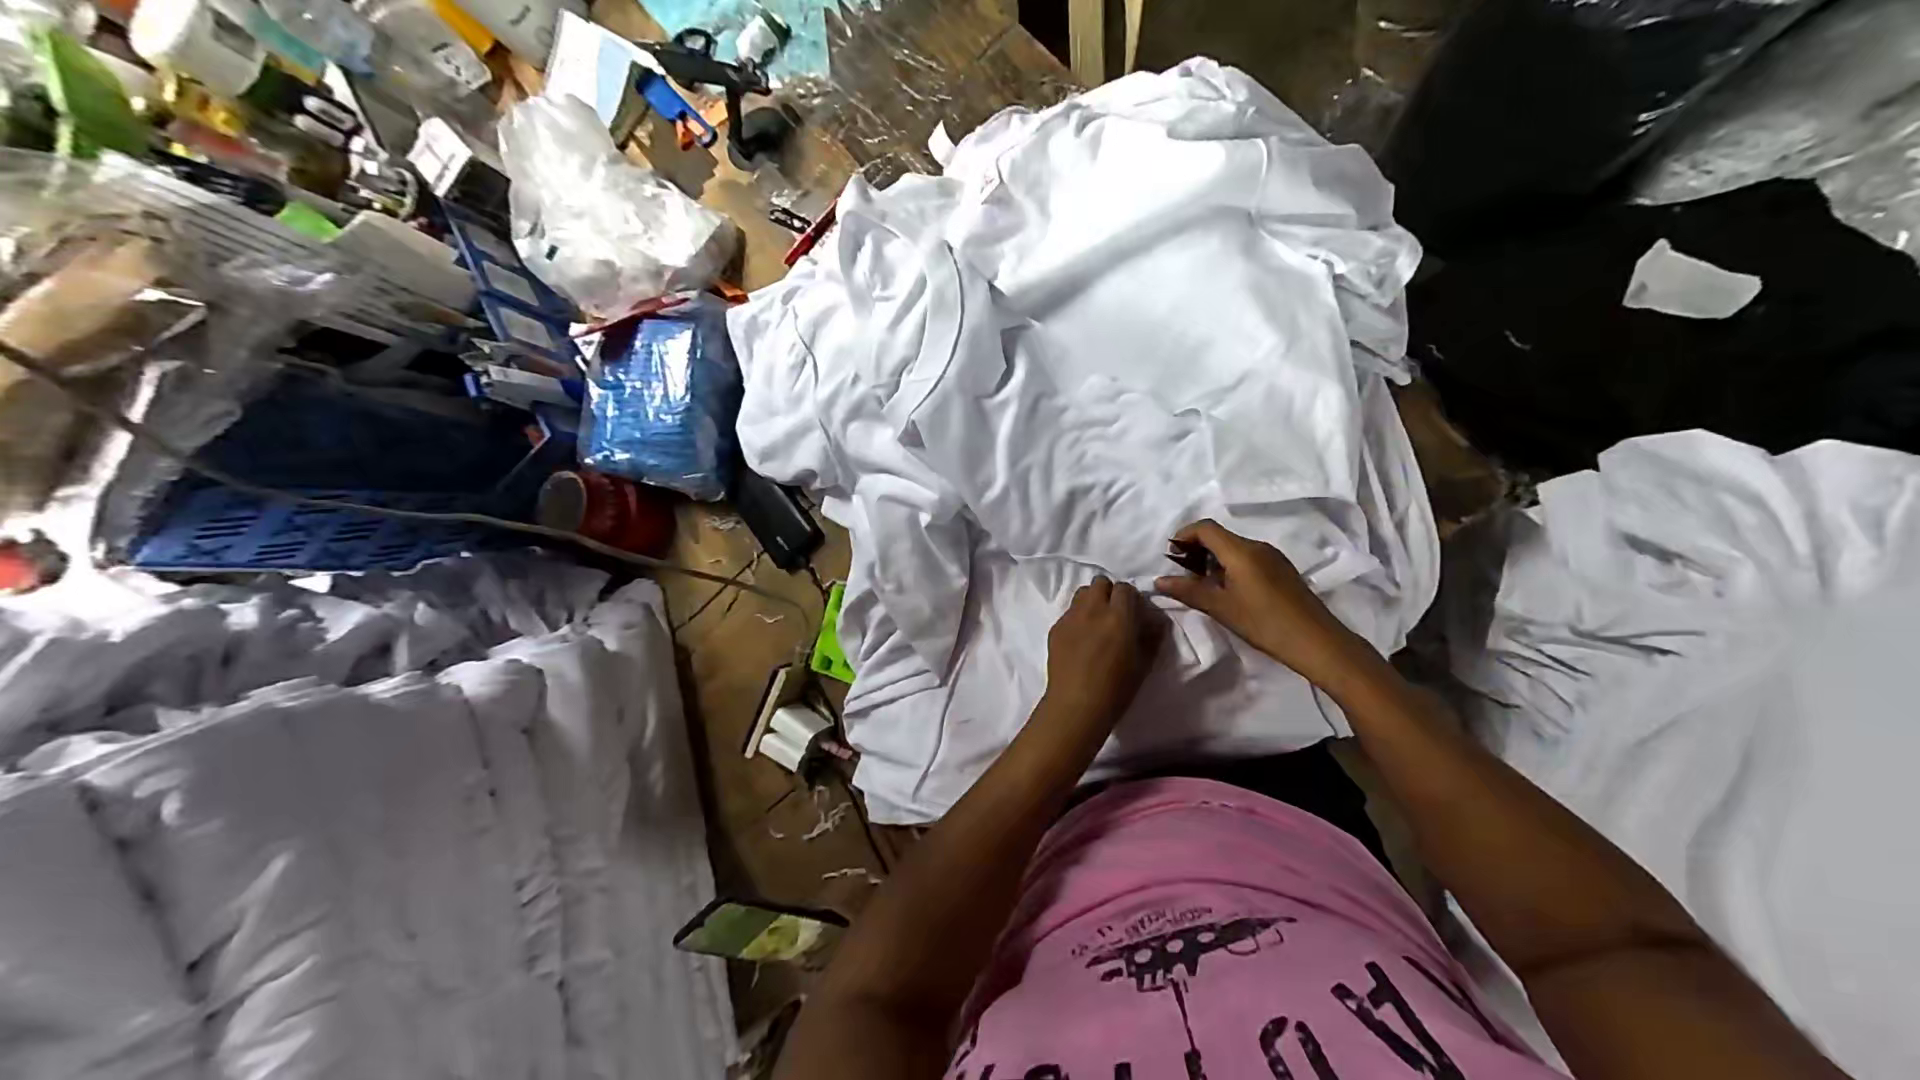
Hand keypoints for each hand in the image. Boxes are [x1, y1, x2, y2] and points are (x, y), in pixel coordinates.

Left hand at [1040, 576, 1163, 731]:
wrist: (1076, 705)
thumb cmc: (1116, 688)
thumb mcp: (1144, 663)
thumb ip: (1152, 636)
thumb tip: (1155, 619)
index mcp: (1119, 616)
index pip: (1125, 588)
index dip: (1130, 598)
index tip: (1133, 612)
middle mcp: (1093, 609)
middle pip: (1100, 583)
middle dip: (1109, 593)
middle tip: (1114, 614)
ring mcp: (1070, 617)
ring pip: (1082, 593)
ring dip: (1091, 600)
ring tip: (1096, 622)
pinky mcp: (1055, 628)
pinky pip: (1068, 612)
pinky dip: (1077, 617)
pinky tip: (1080, 639)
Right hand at [1153, 520, 1374, 690]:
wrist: (1317, 642)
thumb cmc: (1264, 623)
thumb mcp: (1221, 608)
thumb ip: (1188, 591)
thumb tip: (1159, 580)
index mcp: (1241, 551)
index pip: (1205, 528)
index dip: (1183, 535)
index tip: (1169, 556)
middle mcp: (1257, 546)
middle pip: (1219, 536)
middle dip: (1195, 549)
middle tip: (1181, 574)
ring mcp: (1272, 557)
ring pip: (1233, 548)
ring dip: (1212, 560)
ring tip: (1201, 586)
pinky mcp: (1281, 570)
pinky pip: (1248, 558)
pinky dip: (1229, 567)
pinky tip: (1227, 591)